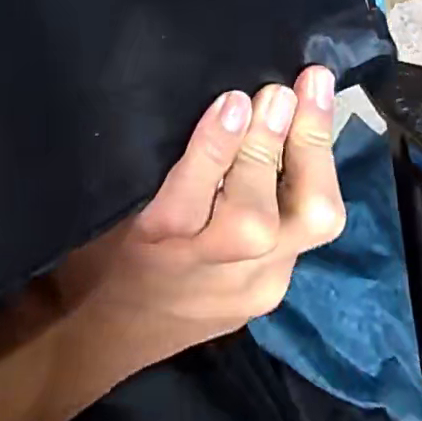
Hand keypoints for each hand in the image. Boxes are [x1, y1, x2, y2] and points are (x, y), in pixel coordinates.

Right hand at [51, 65, 345, 372]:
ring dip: (314, 151)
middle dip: (271, 144)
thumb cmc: (104, 244)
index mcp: (151, 240)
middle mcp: (207, 271)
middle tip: (282, 90)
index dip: (216, 148)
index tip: (233, 99)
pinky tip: (316, 129)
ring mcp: (253, 285)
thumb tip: (218, 99)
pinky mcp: (276, 287)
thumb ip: (159, 158)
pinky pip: (312, 224)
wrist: (112, 331)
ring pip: (306, 225)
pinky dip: (315, 168)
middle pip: (253, 220)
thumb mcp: (115, 199)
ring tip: (316, 92)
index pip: (187, 200)